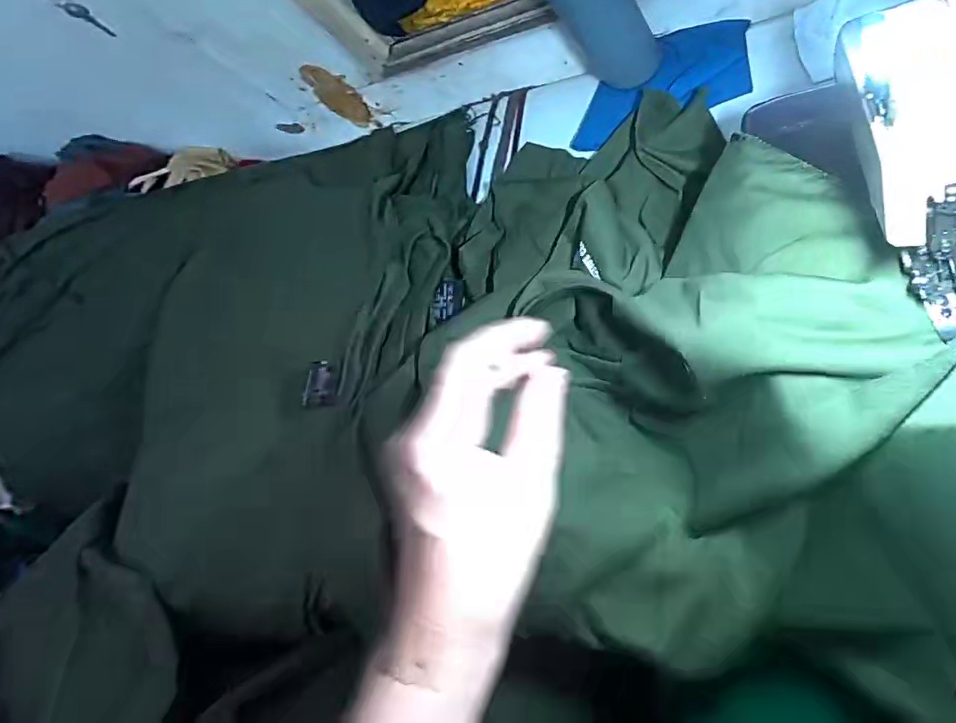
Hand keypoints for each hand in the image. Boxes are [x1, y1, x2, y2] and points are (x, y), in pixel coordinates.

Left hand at [380, 318, 568, 676]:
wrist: (443, 625)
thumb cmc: (493, 560)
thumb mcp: (530, 483)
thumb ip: (539, 415)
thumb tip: (550, 369)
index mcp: (435, 440)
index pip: (465, 361)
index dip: (505, 336)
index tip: (543, 329)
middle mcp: (410, 435)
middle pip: (455, 369)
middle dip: (502, 351)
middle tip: (545, 347)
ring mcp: (405, 449)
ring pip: (451, 386)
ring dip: (493, 370)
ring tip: (536, 365)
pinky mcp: (411, 460)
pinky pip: (447, 407)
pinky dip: (480, 393)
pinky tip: (507, 393)